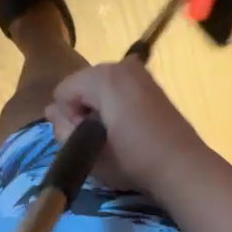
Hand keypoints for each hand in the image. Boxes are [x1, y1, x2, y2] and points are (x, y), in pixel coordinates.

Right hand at [45, 60, 213, 195]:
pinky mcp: (151, 83)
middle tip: (97, 138)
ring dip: (97, 108)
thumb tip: (50, 111)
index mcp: (103, 77)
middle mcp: (121, 65)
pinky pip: (118, 88)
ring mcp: (139, 72)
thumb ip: (63, 128)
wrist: (180, 166)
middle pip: (80, 85)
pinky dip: (114, 103)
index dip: (67, 117)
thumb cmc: (131, 161)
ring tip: (112, 135)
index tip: (85, 138)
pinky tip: (126, 127)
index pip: (63, 91)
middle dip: (81, 109)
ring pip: (98, 86)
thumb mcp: (88, 151)